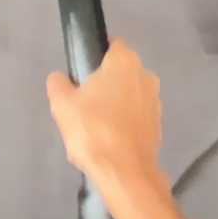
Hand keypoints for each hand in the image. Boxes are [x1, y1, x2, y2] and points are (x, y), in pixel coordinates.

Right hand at [46, 42, 164, 190]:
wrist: (125, 172)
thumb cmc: (93, 131)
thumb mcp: (63, 105)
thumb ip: (58, 85)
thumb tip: (59, 78)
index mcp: (125, 62)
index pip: (112, 46)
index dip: (97, 58)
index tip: (83, 75)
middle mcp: (146, 75)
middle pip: (120, 74)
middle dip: (105, 85)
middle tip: (84, 104)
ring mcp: (156, 101)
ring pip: (129, 96)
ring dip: (116, 106)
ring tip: (95, 127)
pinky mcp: (158, 125)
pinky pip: (136, 117)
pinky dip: (125, 124)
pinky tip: (109, 140)